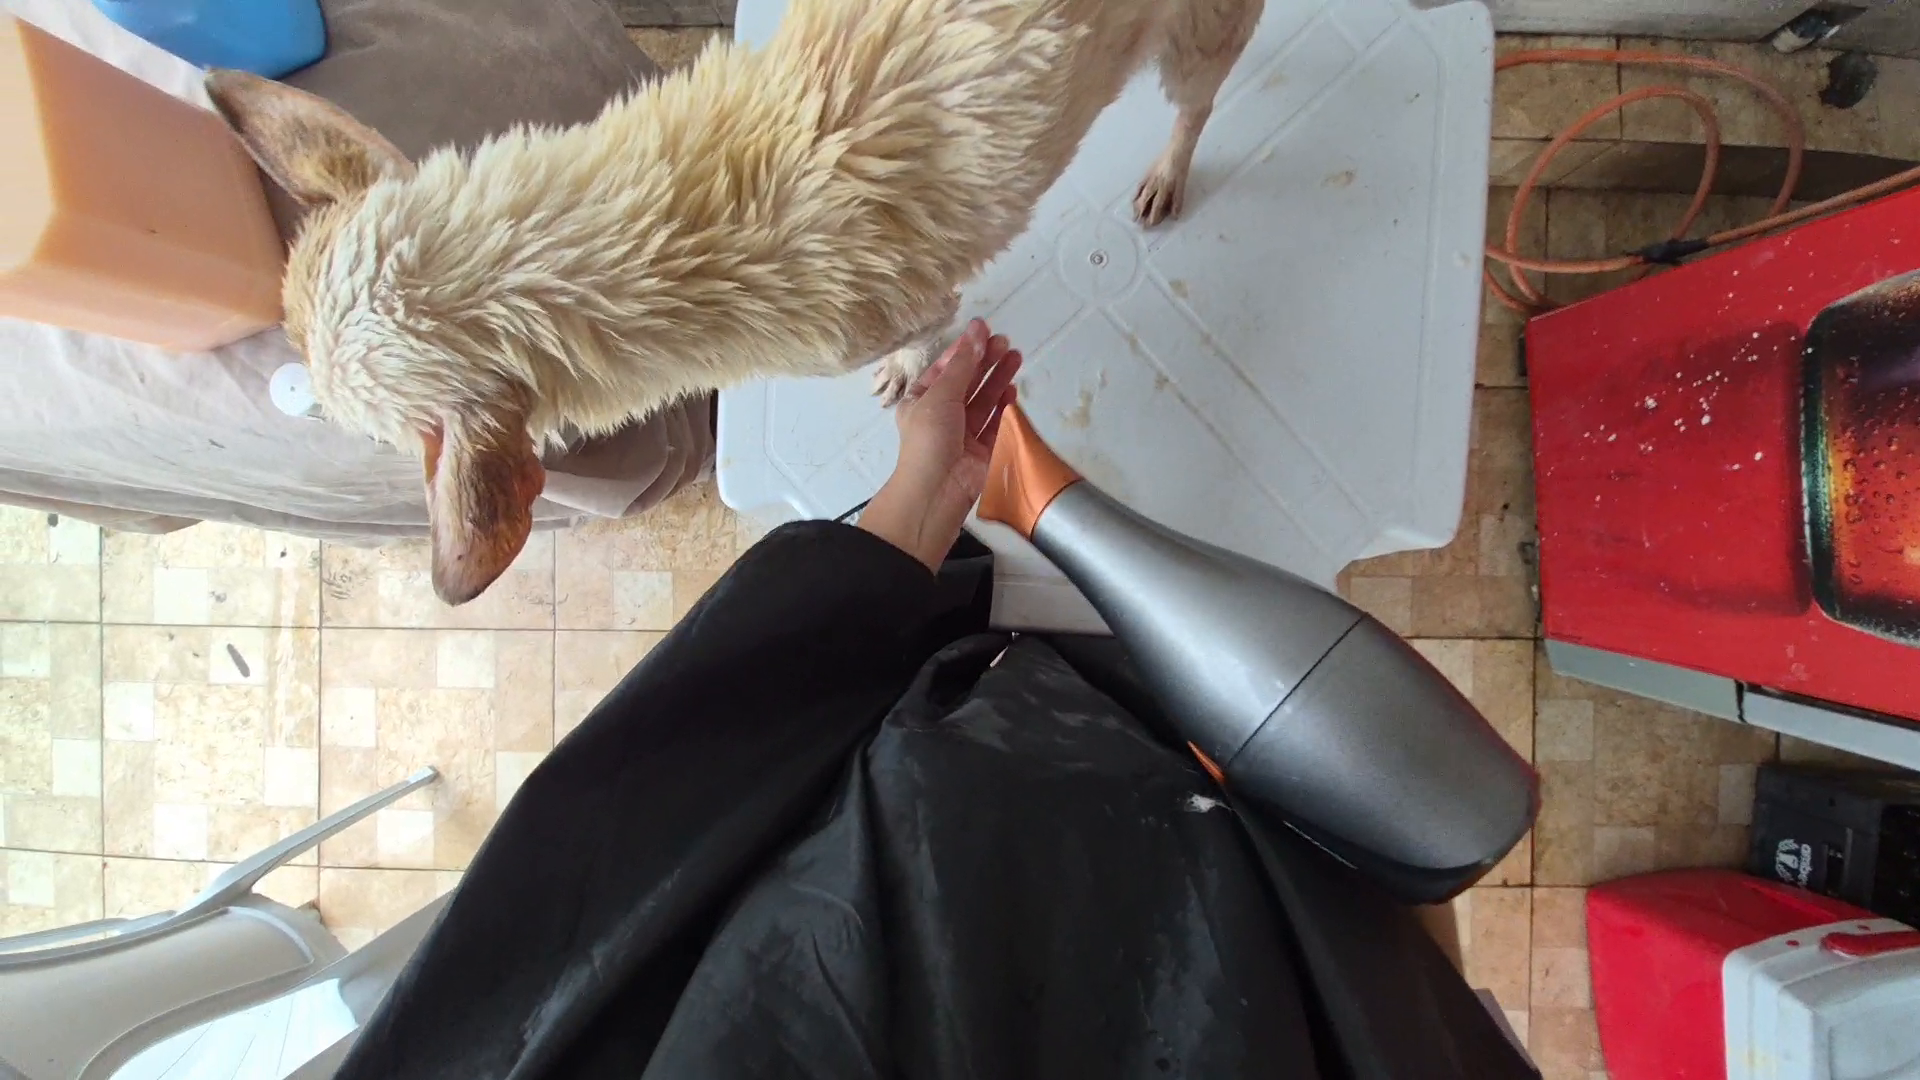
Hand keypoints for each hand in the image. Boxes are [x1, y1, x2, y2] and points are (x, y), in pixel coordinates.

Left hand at [858, 319, 1021, 569]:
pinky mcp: (981, 450)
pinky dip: (1002, 406)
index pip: (944, 369)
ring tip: (1016, 357)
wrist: (936, 491)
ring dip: (998, 379)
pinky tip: (1012, 390)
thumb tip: (978, 331)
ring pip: (983, 400)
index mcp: (920, 400)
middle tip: (1006, 342)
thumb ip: (963, 364)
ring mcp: (962, 433)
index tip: (984, 329)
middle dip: (985, 361)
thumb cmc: (930, 439)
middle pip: (967, 382)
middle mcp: (940, 415)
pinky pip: (993, 423)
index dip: (964, 349)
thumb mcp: (941, 395)